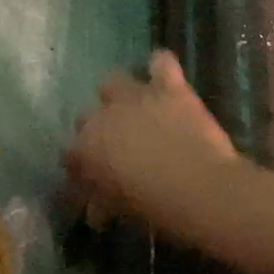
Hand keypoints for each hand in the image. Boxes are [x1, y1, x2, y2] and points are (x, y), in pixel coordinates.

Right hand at [65, 49, 242, 236]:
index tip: (92, 178)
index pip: (70, 154)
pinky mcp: (167, 87)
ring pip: (111, 81)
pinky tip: (162, 75)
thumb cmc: (158, 207)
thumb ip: (102, 202)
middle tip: (116, 148)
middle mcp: (103, 115)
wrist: (202, 188)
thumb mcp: (121, 210)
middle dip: (97, 129)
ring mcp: (135, 96)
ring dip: (118, 94)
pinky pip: (160, 62)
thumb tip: (95, 211)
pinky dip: (159, 66)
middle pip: (85, 116)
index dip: (80, 165)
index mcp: (86, 148)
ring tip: (133, 110)